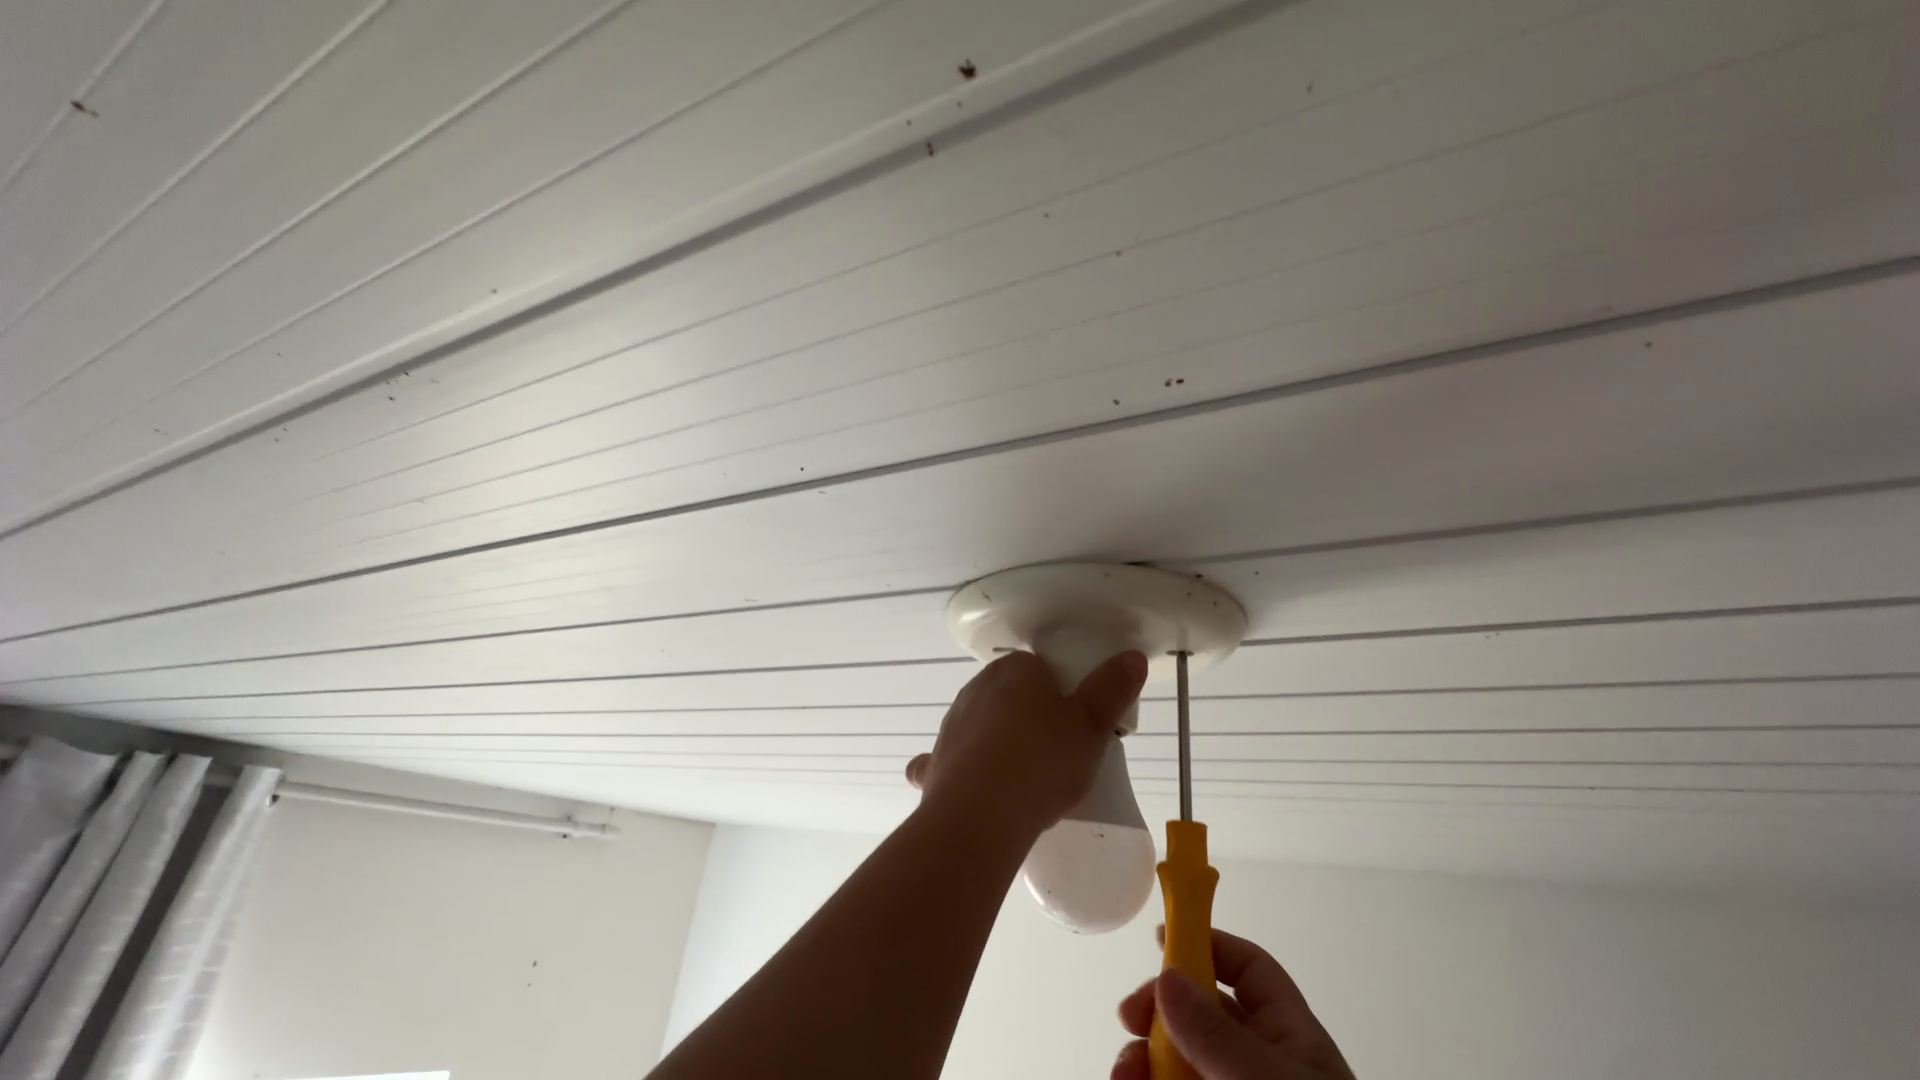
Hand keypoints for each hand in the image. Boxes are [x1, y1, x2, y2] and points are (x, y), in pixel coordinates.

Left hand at [905, 649, 1146, 838]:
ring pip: (984, 727)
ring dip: (1001, 744)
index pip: (1043, 669)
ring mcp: (953, 724)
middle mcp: (977, 687)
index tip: (1080, 725)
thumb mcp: (1092, 726)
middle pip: (1013, 696)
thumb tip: (1131, 657)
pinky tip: (976, 788)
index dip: (1064, 694)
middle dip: (1033, 718)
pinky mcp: (937, 761)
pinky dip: (963, 769)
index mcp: (1016, 669)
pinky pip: (951, 760)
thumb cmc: (1042, 762)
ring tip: (1029, 779)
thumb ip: (1111, 690)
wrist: (980, 816)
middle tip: (1062, 754)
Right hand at [1113, 928, 1355, 1079]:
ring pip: (1175, 1061)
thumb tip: (1168, 974)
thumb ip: (1217, 1034)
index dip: (1208, 944)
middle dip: (1159, 1009)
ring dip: (1142, 1058)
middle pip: (1200, 1013)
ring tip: (1124, 1074)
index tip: (1160, 936)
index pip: (1250, 972)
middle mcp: (1257, 1065)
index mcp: (1289, 1039)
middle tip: (1129, 1019)